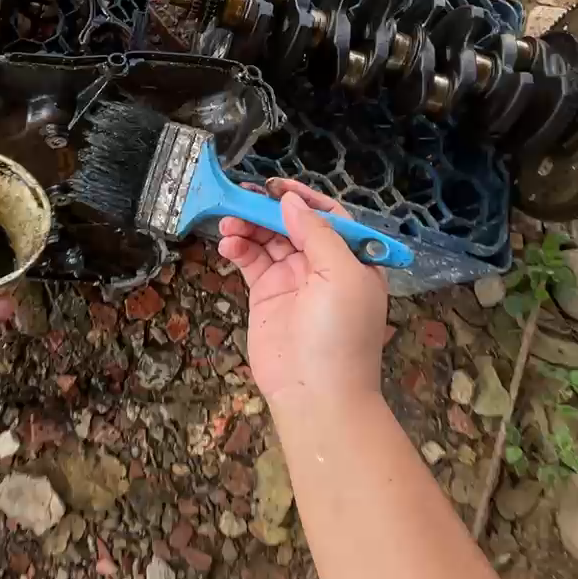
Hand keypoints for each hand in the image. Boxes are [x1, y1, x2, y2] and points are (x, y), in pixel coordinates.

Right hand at [217, 178, 388, 406]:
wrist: (315, 392)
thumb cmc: (339, 333)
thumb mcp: (341, 276)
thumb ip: (317, 233)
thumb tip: (290, 200)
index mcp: (351, 258)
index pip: (327, 216)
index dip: (302, 198)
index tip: (274, 186)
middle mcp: (322, 265)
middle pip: (291, 224)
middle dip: (266, 209)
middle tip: (239, 197)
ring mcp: (292, 280)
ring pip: (267, 239)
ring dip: (247, 226)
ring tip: (227, 223)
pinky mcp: (266, 294)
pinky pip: (250, 260)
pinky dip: (238, 248)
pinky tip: (227, 244)